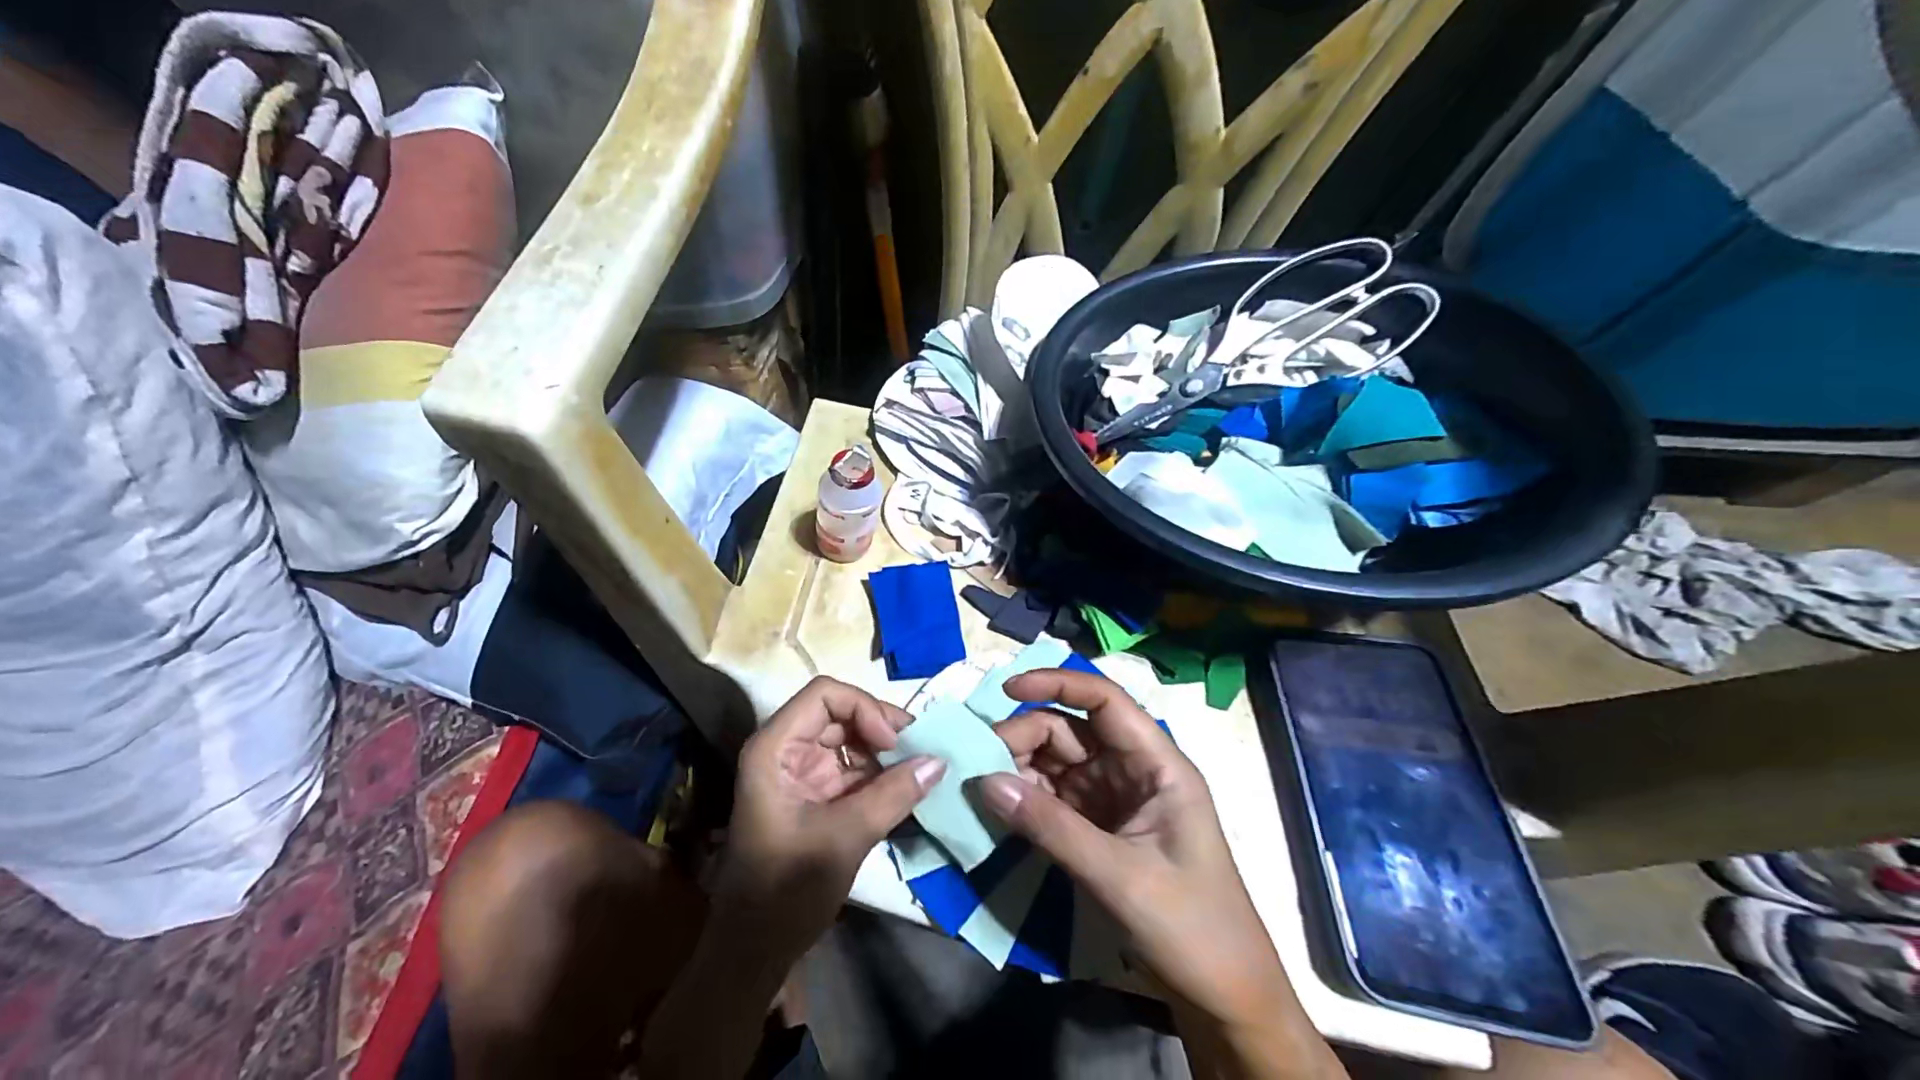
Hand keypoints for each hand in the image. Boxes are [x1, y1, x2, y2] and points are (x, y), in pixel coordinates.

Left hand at [717, 676, 945, 961]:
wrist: (754, 949)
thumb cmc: (785, 889)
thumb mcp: (843, 839)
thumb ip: (892, 796)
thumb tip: (939, 761)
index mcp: (775, 749)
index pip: (824, 696)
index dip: (864, 709)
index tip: (893, 744)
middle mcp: (786, 750)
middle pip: (841, 713)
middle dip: (882, 728)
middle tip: (921, 751)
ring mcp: (802, 772)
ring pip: (852, 740)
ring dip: (887, 752)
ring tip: (921, 770)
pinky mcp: (818, 795)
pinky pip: (856, 769)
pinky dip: (883, 774)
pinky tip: (910, 788)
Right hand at [974, 670, 1295, 1031]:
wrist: (1225, 997)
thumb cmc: (1191, 926)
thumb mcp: (1119, 876)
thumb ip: (1050, 826)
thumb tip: (984, 780)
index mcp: (1158, 764)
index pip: (1105, 700)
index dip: (1058, 683)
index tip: (1008, 689)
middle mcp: (1134, 770)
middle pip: (1072, 730)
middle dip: (1025, 735)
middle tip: (980, 763)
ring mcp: (1114, 799)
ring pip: (1058, 762)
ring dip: (1019, 767)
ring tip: (980, 784)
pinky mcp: (1100, 829)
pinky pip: (1055, 798)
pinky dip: (1026, 798)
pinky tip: (997, 807)